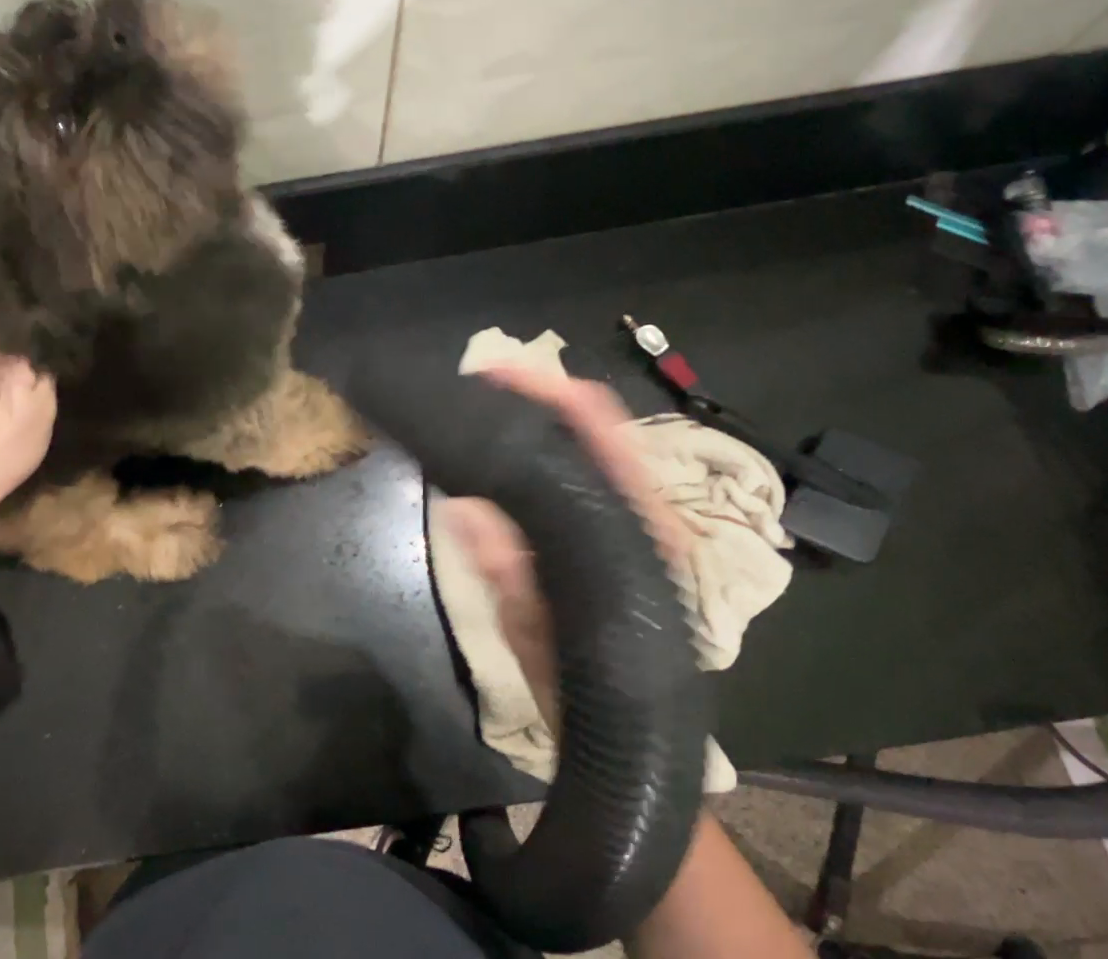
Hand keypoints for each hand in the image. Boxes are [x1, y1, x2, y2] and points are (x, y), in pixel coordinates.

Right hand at [439, 365, 689, 725]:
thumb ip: (511, 580)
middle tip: (477, 381)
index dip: (553, 397)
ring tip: (480, 402)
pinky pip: (574, 481)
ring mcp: (626, 525)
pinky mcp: (608, 538)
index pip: (602, 439)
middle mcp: (639, 515)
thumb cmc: (593, 693)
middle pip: (597, 431)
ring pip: (586, 450)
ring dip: (537, 420)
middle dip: (538, 398)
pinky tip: (500, 451)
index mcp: (635, 533)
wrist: (629, 735)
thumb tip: (467, 511)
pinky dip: (538, 454)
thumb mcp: (541, 641)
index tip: (497, 372)